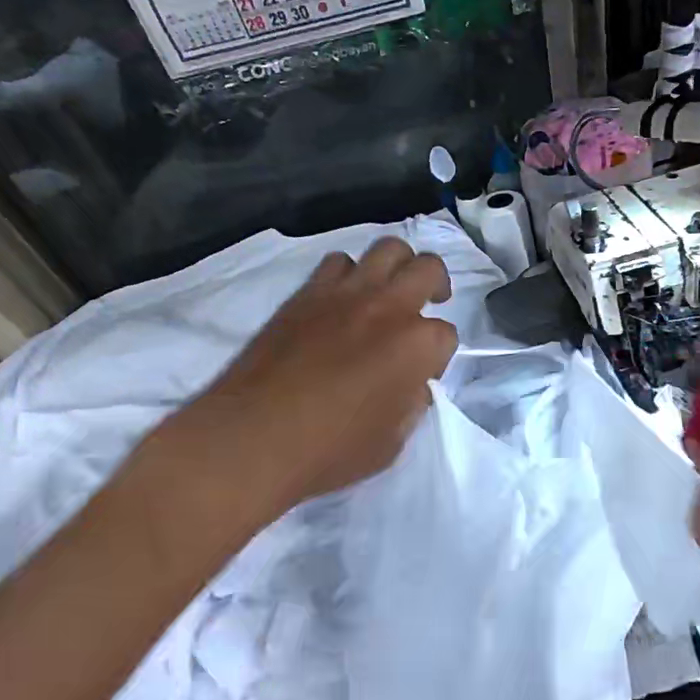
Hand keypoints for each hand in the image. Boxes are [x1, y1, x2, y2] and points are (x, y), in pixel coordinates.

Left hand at [179, 238, 458, 512]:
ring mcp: (346, 293)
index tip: (422, 372)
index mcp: (416, 345)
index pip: (446, 335)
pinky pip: (337, 262)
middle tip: (431, 299)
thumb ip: (410, 407)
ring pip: (386, 249)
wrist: (254, 435)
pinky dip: (348, 274)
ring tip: (388, 288)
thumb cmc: (328, 450)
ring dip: (396, 265)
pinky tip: (342, 298)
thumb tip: (412, 386)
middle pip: (428, 268)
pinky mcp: (308, 292)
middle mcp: (388, 307)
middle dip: (437, 282)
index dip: (437, 354)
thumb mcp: (389, 444)